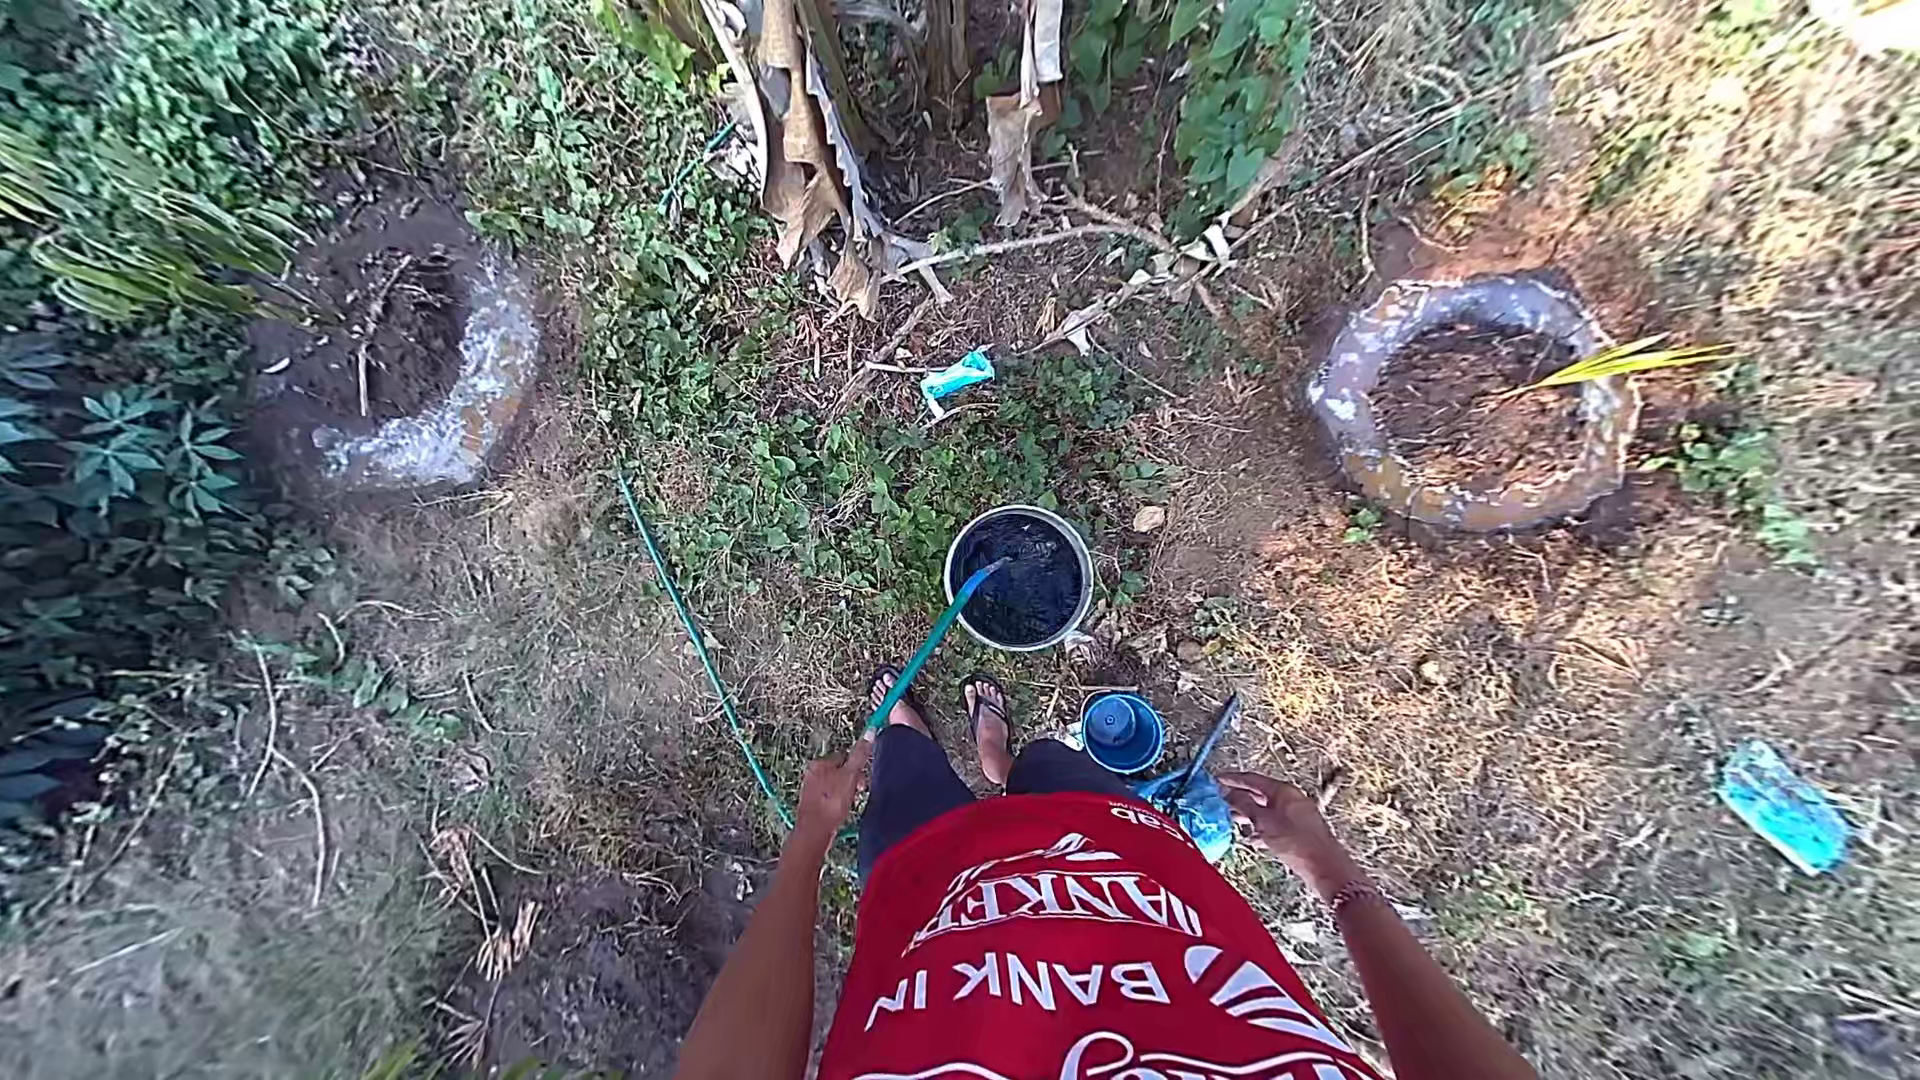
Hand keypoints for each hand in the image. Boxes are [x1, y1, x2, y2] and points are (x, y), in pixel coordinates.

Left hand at [792, 737, 872, 851]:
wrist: (815, 831)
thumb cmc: (831, 802)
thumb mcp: (851, 774)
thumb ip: (860, 755)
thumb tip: (869, 733)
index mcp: (819, 763)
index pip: (843, 756)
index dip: (856, 766)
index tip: (863, 776)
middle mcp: (811, 775)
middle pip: (838, 771)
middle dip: (850, 780)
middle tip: (857, 791)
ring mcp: (810, 792)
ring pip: (834, 787)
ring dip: (845, 793)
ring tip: (849, 803)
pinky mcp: (811, 807)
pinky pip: (829, 800)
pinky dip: (837, 804)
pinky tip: (841, 812)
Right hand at [1217, 771, 1364, 898]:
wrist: (1327, 870)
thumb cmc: (1297, 843)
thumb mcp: (1263, 822)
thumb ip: (1244, 805)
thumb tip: (1230, 794)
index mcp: (1283, 790)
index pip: (1252, 779)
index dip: (1232, 779)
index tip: (1218, 779)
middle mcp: (1292, 799)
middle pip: (1259, 793)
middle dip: (1239, 797)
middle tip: (1222, 800)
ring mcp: (1298, 815)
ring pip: (1267, 809)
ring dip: (1249, 814)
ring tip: (1234, 819)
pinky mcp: (1301, 832)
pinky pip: (1275, 823)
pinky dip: (1262, 827)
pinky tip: (1253, 837)